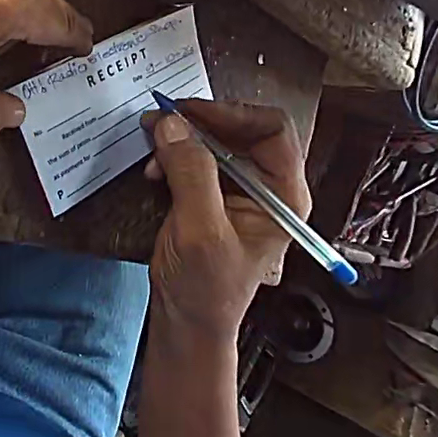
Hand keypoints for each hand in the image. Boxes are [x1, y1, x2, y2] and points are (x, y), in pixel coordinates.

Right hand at [141, 100, 310, 343]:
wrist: (187, 323)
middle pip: (243, 129)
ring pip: (217, 140)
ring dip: (184, 139)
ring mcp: (240, 189)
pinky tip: (155, 168)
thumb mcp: (200, 231)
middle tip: (164, 119)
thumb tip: (172, 125)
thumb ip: (191, 175)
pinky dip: (174, 155)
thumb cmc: (205, 288)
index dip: (233, 114)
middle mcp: (267, 185)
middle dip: (202, 123)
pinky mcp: (213, 193)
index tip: (192, 113)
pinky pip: (197, 158)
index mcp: (284, 195)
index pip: (273, 130)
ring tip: (153, 150)